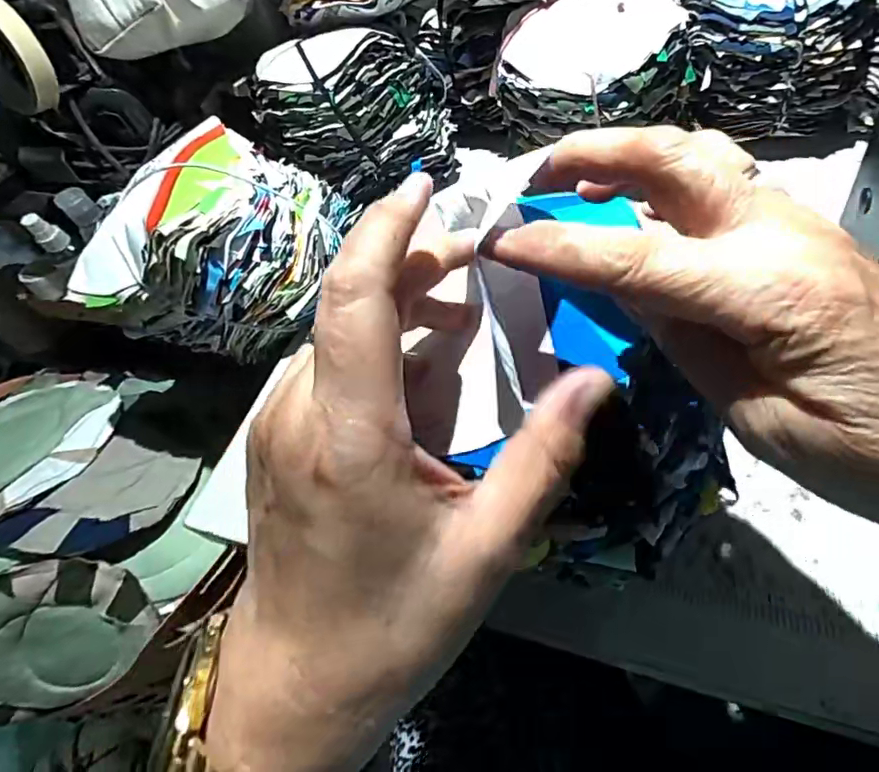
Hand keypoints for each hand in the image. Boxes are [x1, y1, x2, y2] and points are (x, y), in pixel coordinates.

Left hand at [208, 173, 615, 771]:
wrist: (293, 692)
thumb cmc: (391, 625)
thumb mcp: (488, 548)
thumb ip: (545, 458)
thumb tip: (598, 379)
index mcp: (349, 435)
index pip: (353, 299)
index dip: (385, 230)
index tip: (423, 185)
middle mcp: (300, 414)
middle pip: (352, 302)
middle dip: (418, 264)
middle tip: (485, 261)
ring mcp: (280, 424)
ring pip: (344, 330)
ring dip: (407, 304)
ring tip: (470, 311)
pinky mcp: (282, 437)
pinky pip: (338, 363)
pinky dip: (389, 342)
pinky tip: (434, 367)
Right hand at [486, 128, 878, 574]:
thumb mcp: (768, 424)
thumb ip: (690, 346)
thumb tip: (627, 292)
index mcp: (771, 290)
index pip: (638, 255)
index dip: (562, 246)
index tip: (502, 239)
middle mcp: (782, 232)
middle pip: (676, 155)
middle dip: (597, 151)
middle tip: (538, 175)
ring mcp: (800, 222)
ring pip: (704, 157)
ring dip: (634, 157)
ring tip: (581, 184)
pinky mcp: (809, 234)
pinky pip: (726, 187)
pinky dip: (670, 185)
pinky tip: (646, 217)